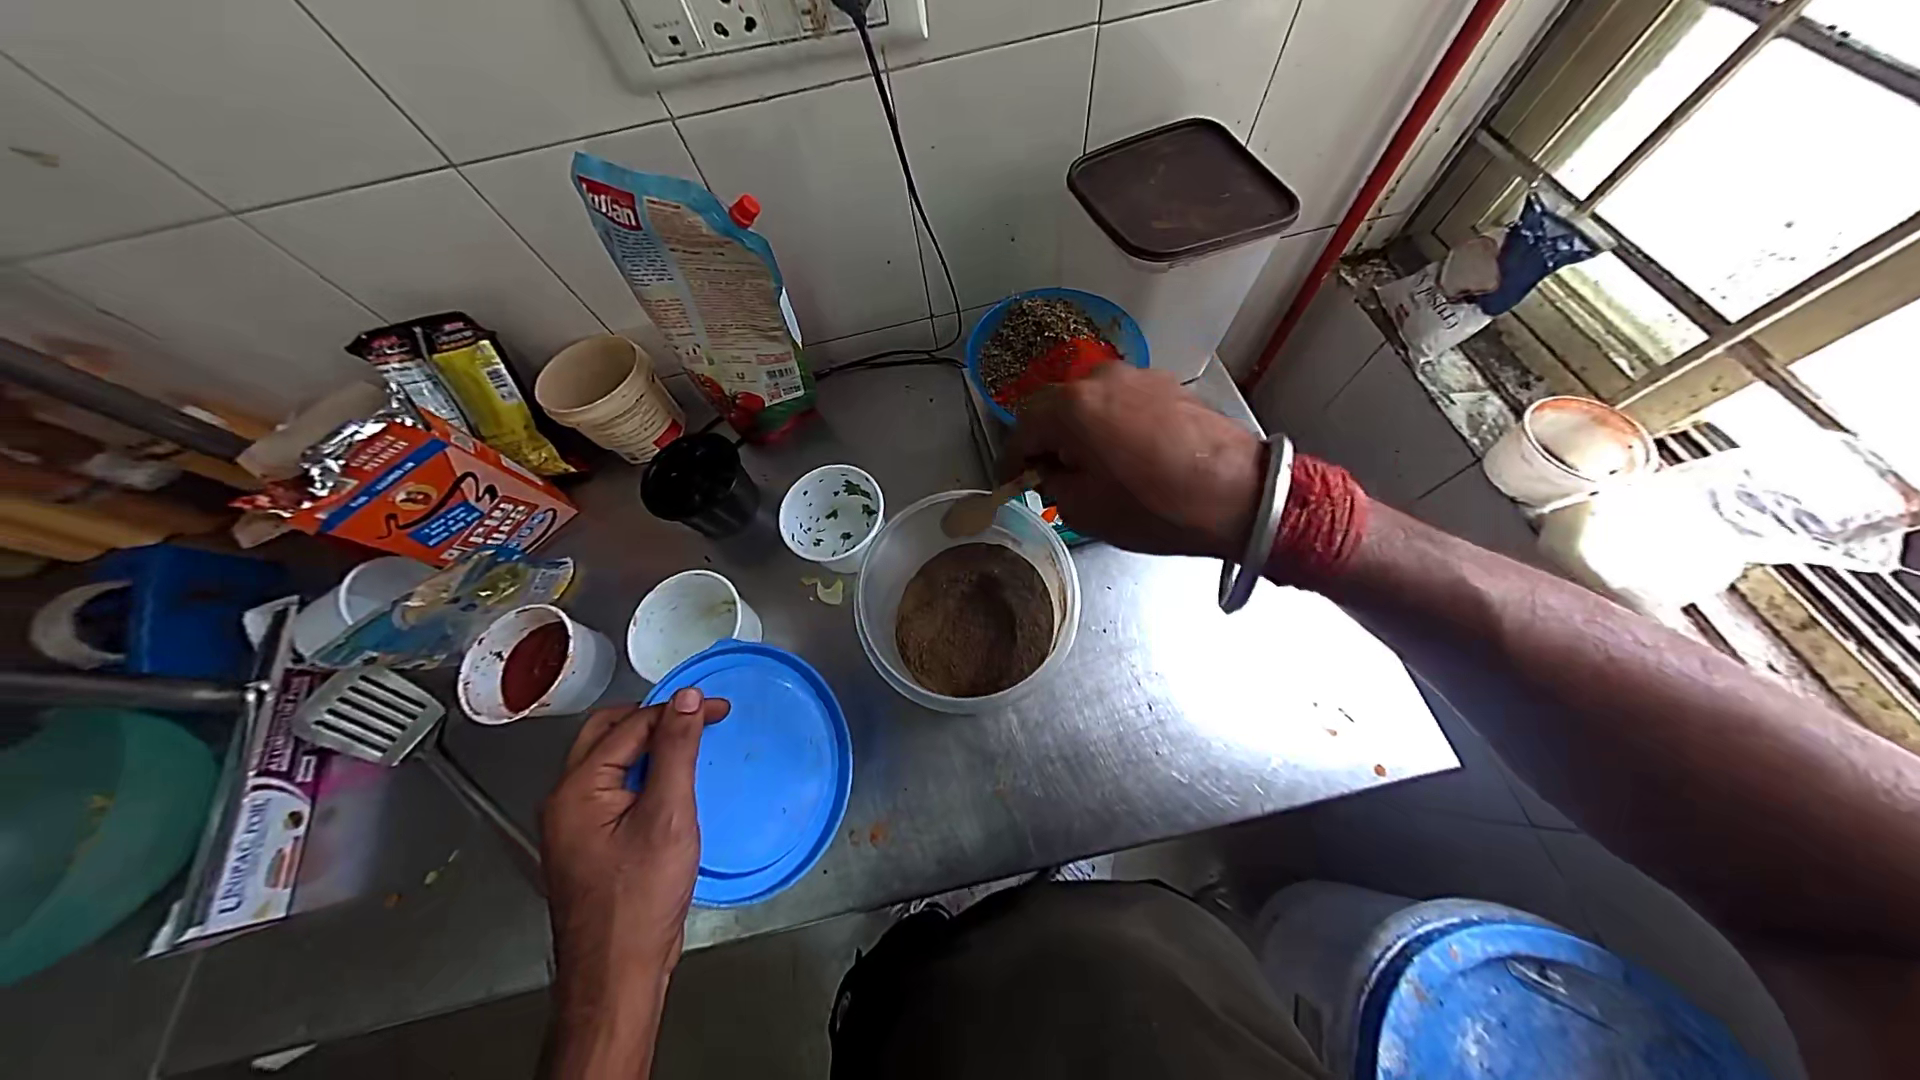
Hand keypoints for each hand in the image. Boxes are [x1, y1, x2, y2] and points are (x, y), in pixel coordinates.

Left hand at [540, 690, 728, 1079]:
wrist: (617, 972)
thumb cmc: (640, 899)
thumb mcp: (668, 814)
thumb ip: (676, 750)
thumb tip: (686, 700)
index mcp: (577, 789)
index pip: (631, 726)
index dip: (677, 710)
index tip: (718, 709)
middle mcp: (567, 801)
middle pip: (609, 733)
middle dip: (656, 717)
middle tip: (698, 717)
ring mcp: (576, 824)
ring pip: (611, 760)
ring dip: (650, 744)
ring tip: (690, 743)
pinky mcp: (591, 842)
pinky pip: (616, 788)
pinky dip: (644, 772)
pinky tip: (671, 783)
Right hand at [1000, 363, 1264, 560]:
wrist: (1239, 495)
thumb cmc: (1157, 506)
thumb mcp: (1084, 510)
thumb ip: (1051, 484)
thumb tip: (1049, 472)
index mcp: (1071, 406)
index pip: (1021, 429)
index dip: (1010, 460)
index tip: (1009, 481)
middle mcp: (1101, 378)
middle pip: (1053, 407)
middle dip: (1043, 442)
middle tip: (1045, 475)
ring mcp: (1137, 377)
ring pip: (1088, 402)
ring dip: (1078, 431)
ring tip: (1088, 468)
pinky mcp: (1166, 385)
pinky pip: (1120, 402)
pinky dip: (1109, 425)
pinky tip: (1121, 455)